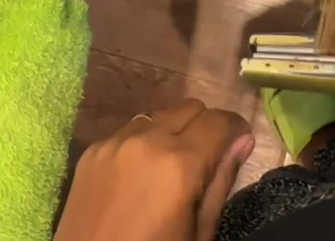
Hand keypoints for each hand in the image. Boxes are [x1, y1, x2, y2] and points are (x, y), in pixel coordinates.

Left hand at [55, 99, 253, 240]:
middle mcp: (147, 141)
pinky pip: (128, 131)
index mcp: (179, 165)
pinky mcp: (91, 152)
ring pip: (159, 115)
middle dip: (205, 127)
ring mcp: (114, 143)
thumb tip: (243, 140)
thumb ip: (222, 182)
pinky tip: (139, 177)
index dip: (235, 128)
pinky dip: (143, 144)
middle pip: (191, 108)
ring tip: (170, 168)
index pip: (219, 121)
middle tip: (206, 160)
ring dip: (173, 132)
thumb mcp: (197, 235)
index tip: (239, 143)